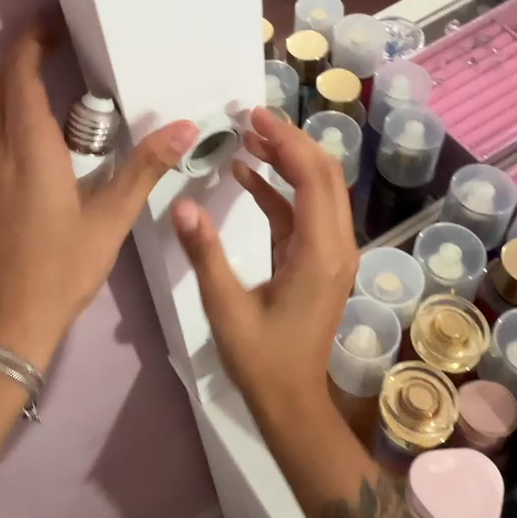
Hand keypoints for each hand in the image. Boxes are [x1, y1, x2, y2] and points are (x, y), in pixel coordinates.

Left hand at [0, 23, 196, 371]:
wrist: (2, 321)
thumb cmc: (60, 267)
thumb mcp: (110, 218)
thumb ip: (145, 168)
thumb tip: (186, 128)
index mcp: (27, 146)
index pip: (19, 73)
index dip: (31, 42)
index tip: (53, 25)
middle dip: (18, 56)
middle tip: (52, 46)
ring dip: (7, 86)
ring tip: (44, 83)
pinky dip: (0, 116)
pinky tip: (28, 137)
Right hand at [172, 107, 358, 423]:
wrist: (291, 403)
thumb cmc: (260, 358)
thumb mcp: (225, 305)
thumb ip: (204, 252)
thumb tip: (180, 203)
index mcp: (320, 251)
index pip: (313, 177)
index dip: (286, 141)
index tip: (254, 114)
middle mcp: (335, 245)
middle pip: (324, 175)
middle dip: (290, 141)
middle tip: (250, 118)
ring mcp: (329, 253)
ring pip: (317, 190)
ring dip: (286, 161)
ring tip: (247, 136)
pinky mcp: (317, 261)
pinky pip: (302, 212)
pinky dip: (278, 189)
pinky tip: (247, 175)